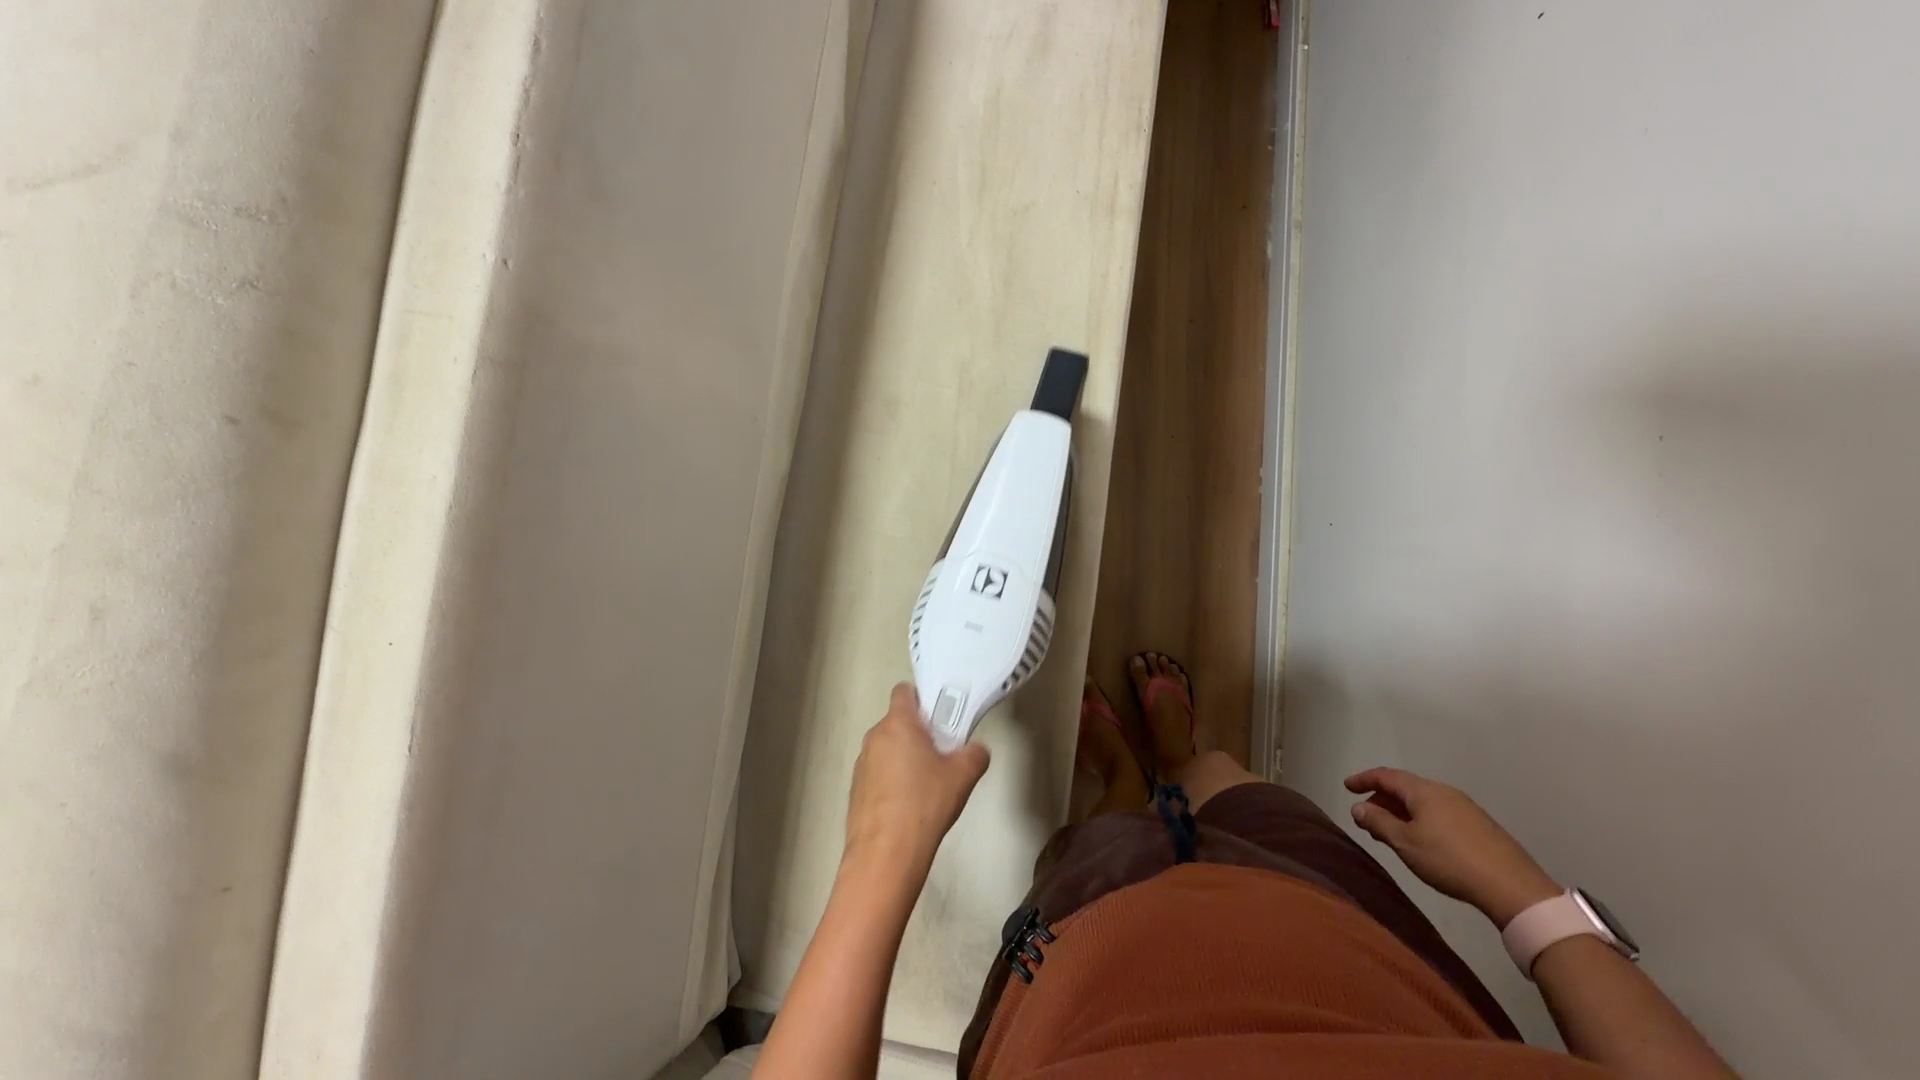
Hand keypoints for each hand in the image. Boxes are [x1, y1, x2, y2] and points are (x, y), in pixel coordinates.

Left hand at [844, 684, 990, 871]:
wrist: (886, 854)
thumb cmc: (925, 803)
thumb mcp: (963, 776)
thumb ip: (974, 754)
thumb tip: (975, 751)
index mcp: (897, 724)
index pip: (904, 692)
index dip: (923, 699)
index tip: (941, 718)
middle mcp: (874, 738)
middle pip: (898, 724)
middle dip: (919, 735)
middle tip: (942, 757)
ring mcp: (861, 765)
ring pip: (887, 751)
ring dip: (905, 760)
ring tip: (926, 788)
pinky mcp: (855, 791)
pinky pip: (878, 775)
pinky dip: (892, 783)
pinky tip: (909, 808)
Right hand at [1345, 766, 1562, 926]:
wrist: (1510, 885)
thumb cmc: (1448, 859)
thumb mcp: (1404, 842)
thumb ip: (1378, 822)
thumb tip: (1358, 807)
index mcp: (1424, 791)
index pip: (1386, 775)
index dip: (1364, 779)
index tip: (1347, 786)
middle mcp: (1444, 792)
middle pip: (1406, 787)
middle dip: (1382, 798)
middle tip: (1367, 816)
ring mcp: (1465, 808)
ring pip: (1423, 801)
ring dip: (1402, 811)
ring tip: (1391, 832)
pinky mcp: (1479, 825)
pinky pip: (1439, 813)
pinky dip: (1421, 819)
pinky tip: (1421, 841)